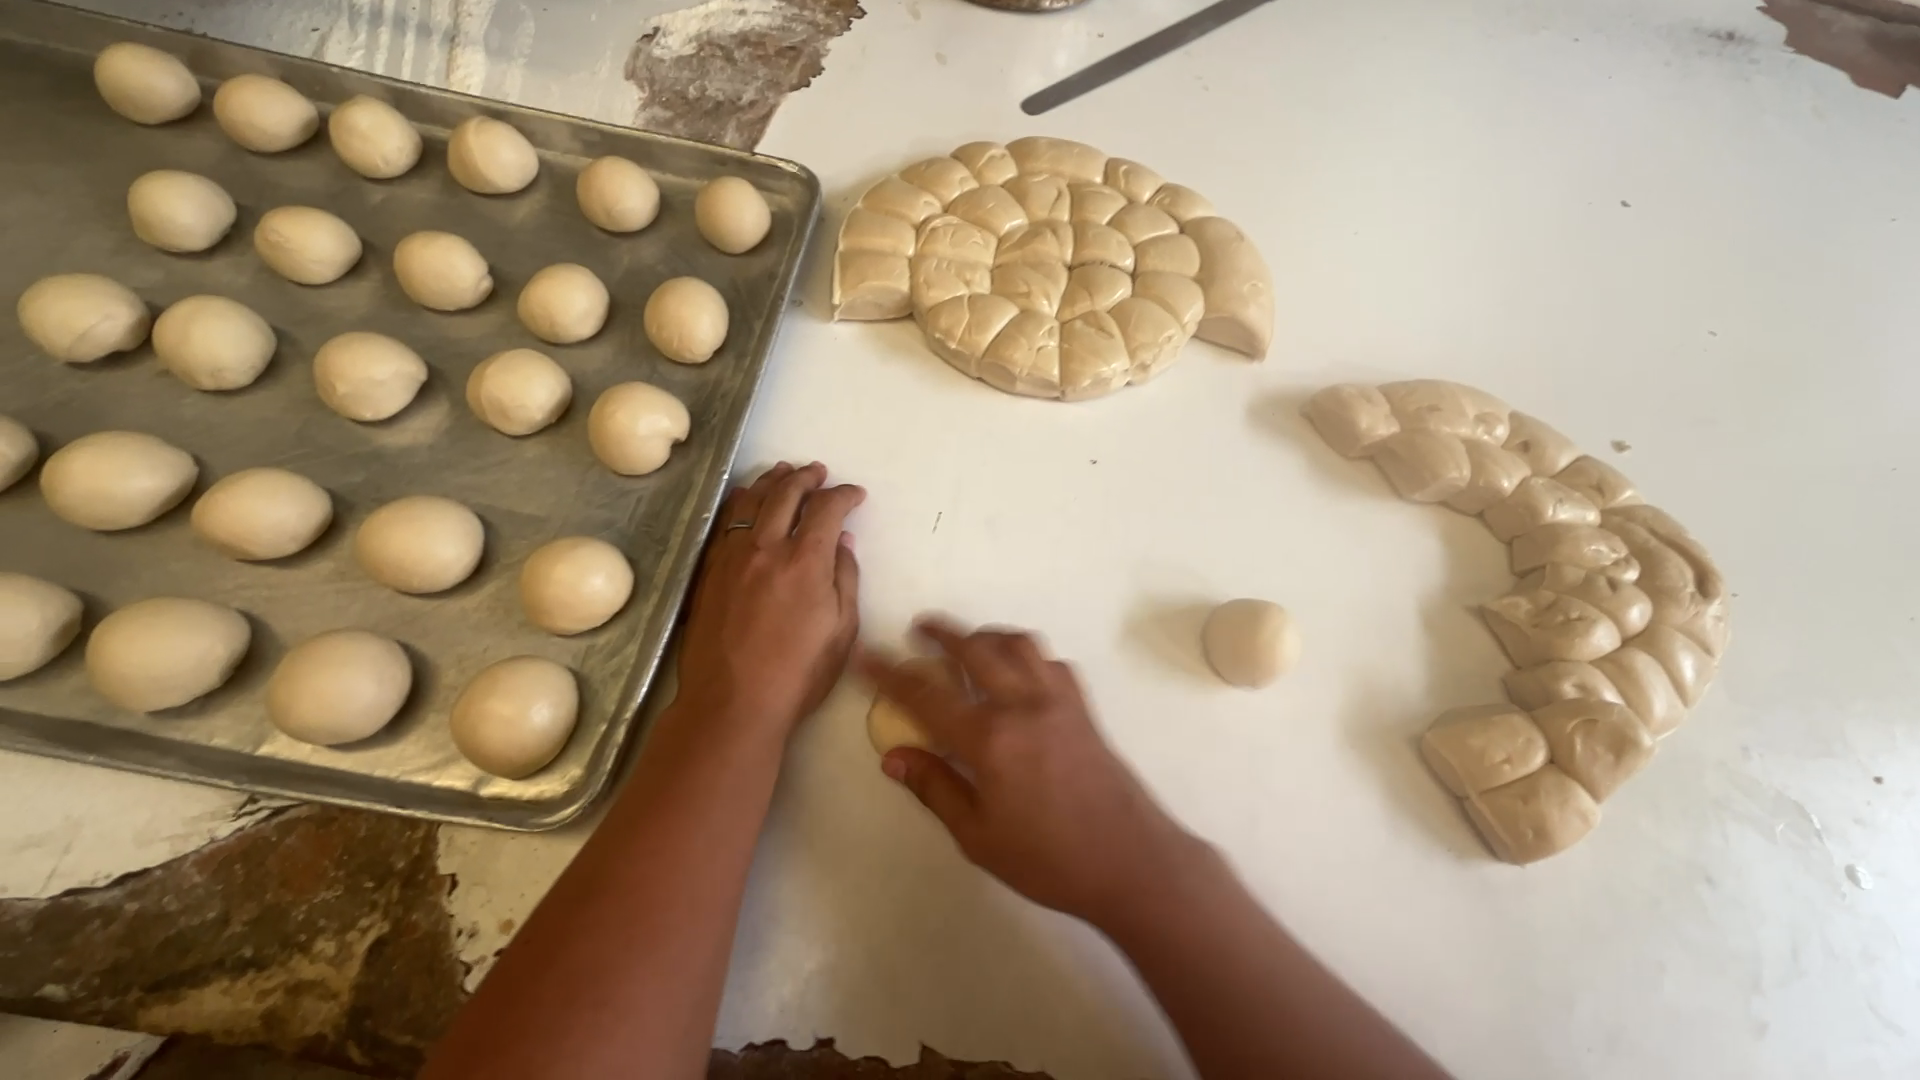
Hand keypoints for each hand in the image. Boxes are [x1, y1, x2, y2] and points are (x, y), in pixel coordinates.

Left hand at [676, 462, 863, 734]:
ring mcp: (732, 556)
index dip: (844, 496)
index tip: (855, 496)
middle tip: (819, 472)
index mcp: (806, 562)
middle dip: (807, 478)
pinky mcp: (710, 570)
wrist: (733, 702)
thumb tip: (842, 542)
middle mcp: (767, 548)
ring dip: (772, 481)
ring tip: (784, 472)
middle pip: (786, 494)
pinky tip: (748, 501)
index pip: (827, 509)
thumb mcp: (841, 630)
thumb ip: (844, 579)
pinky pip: (726, 521)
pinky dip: (741, 502)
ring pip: (751, 501)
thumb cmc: (798, 674)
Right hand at [856, 618, 1203, 926]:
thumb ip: (935, 789)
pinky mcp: (1083, 708)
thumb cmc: (1048, 859)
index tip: (868, 656)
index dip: (892, 674)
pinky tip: (1019, 674)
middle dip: (943, 633)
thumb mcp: (978, 836)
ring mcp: (1059, 701)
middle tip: (920, 630)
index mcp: (990, 739)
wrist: (1131, 861)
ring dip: (987, 635)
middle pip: (976, 649)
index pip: (927, 694)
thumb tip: (894, 756)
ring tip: (969, 643)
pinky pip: (1051, 663)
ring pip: (1019, 644)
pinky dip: (1027, 656)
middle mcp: (1023, 705)